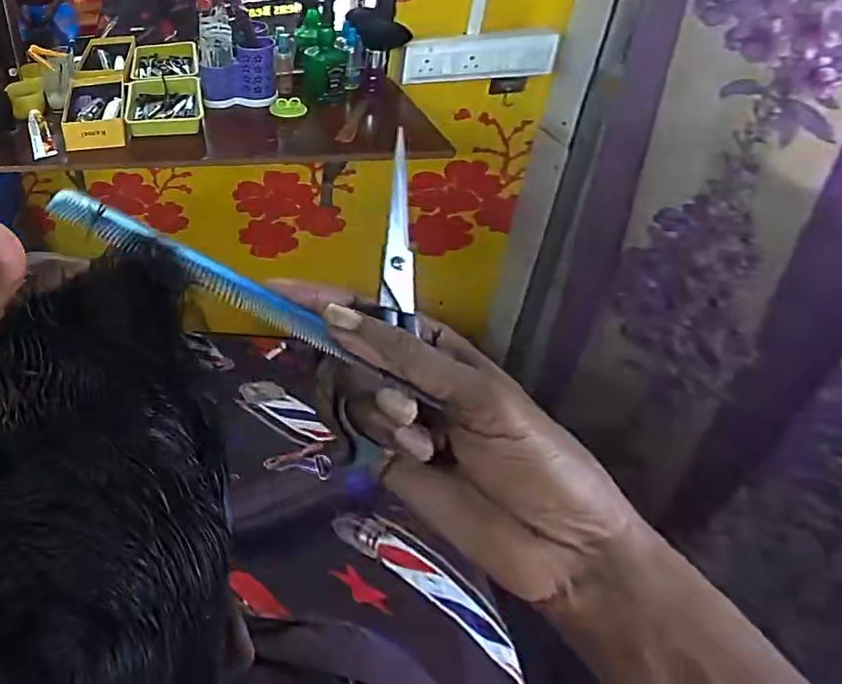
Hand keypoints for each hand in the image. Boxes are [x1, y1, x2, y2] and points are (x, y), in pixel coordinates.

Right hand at [270, 281, 646, 606]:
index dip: (321, 298)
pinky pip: (351, 426)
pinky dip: (380, 437)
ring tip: (424, 437)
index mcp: (432, 346)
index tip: (276, 291)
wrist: (565, 550)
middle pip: (345, 349)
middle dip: (362, 369)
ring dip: (381, 411)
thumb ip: (402, 354)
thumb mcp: (478, 394)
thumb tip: (334, 316)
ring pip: (344, 389)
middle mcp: (404, 375)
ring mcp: (390, 414)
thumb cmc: (537, 456)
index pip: (366, 311)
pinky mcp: (380, 452)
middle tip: (402, 400)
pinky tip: (419, 456)